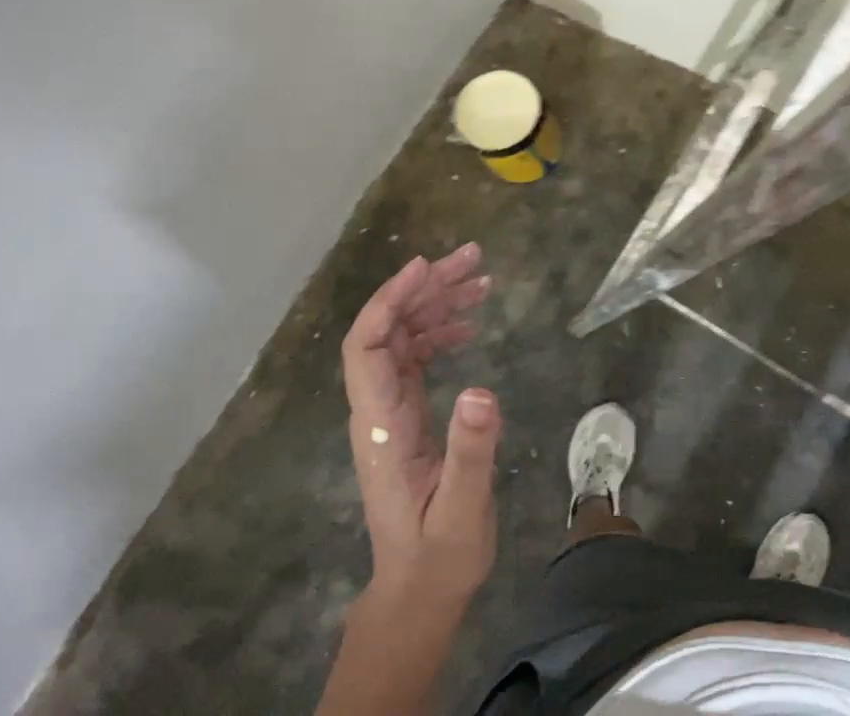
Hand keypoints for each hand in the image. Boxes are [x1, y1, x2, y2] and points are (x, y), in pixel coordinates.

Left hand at [340, 243, 498, 601]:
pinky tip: (470, 324)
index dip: (390, 300)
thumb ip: (471, 450)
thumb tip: (481, 390)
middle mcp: (377, 410)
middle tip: (474, 259)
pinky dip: (441, 333)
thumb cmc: (440, 555)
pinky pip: (416, 360)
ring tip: (482, 280)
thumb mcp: (463, 507)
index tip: (428, 267)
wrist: (420, 589)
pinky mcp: (407, 419)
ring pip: (403, 340)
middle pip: (388, 331)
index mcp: (380, 426)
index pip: (368, 346)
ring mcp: (390, 413)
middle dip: (425, 289)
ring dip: (436, 305)